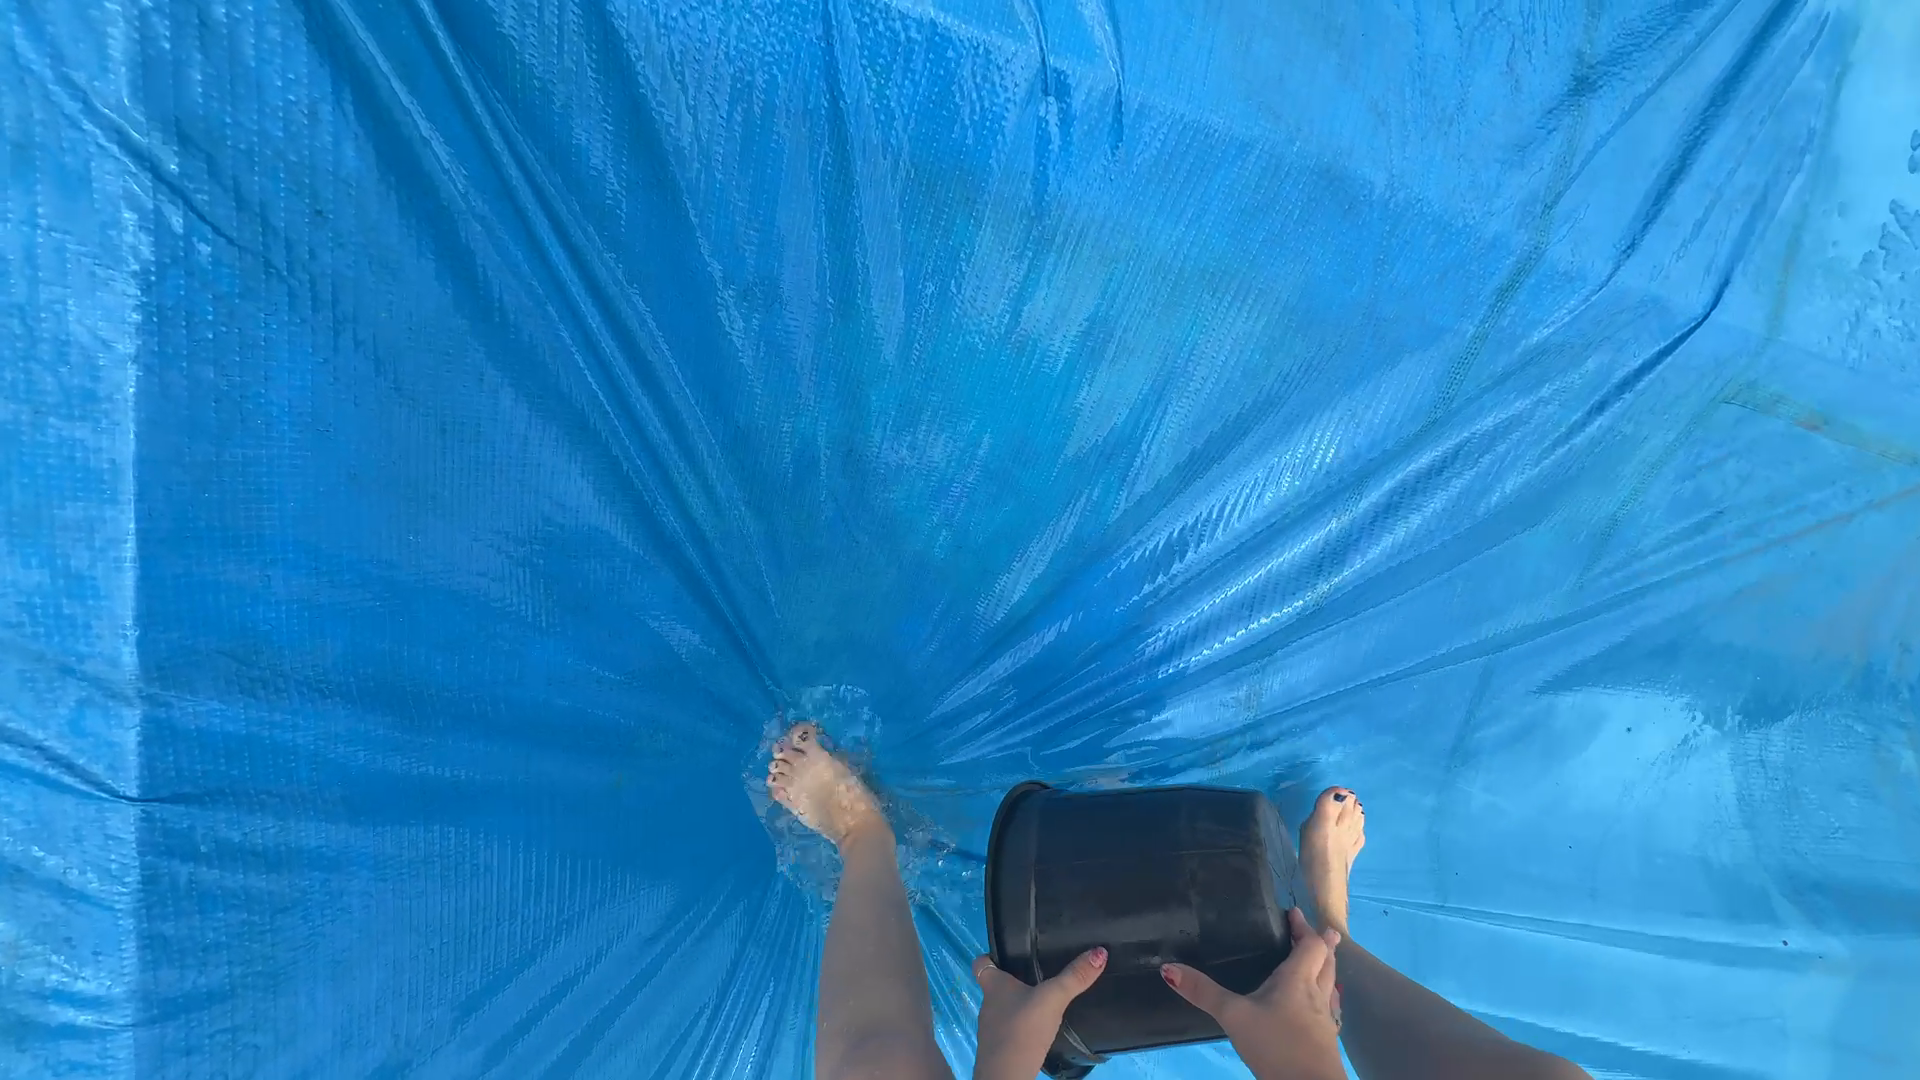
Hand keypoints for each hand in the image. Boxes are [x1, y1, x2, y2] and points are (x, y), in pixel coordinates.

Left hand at [970, 947, 1105, 1079]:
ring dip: (1018, 1006)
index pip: (980, 962)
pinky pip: (1010, 1032)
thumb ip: (1074, 978)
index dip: (991, 956)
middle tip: (1035, 974)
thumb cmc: (1022, 1029)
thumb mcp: (1052, 999)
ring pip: (1002, 1010)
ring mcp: (991, 1030)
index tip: (1006, 953)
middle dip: (1012, 981)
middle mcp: (987, 1005)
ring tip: (1041, 1001)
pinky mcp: (1000, 1050)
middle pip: (994, 986)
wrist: (1006, 1078)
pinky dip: (1021, 1029)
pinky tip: (1039, 1031)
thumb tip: (1099, 951)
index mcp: (993, 986)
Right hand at [1161, 908, 1344, 1079]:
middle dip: (1322, 945)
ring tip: (1322, 964)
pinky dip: (1325, 999)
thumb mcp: (1233, 1016)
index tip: (1295, 912)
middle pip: (1326, 963)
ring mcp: (1325, 1022)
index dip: (1304, 928)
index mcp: (1297, 980)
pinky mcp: (1326, 1044)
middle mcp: (1316, 996)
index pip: (1310, 946)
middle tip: (1321, 931)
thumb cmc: (1276, 1046)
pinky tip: (1316, 1009)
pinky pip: (1329, 1011)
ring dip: (1326, 971)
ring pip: (1330, 987)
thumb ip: (1203, 992)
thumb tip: (1169, 968)